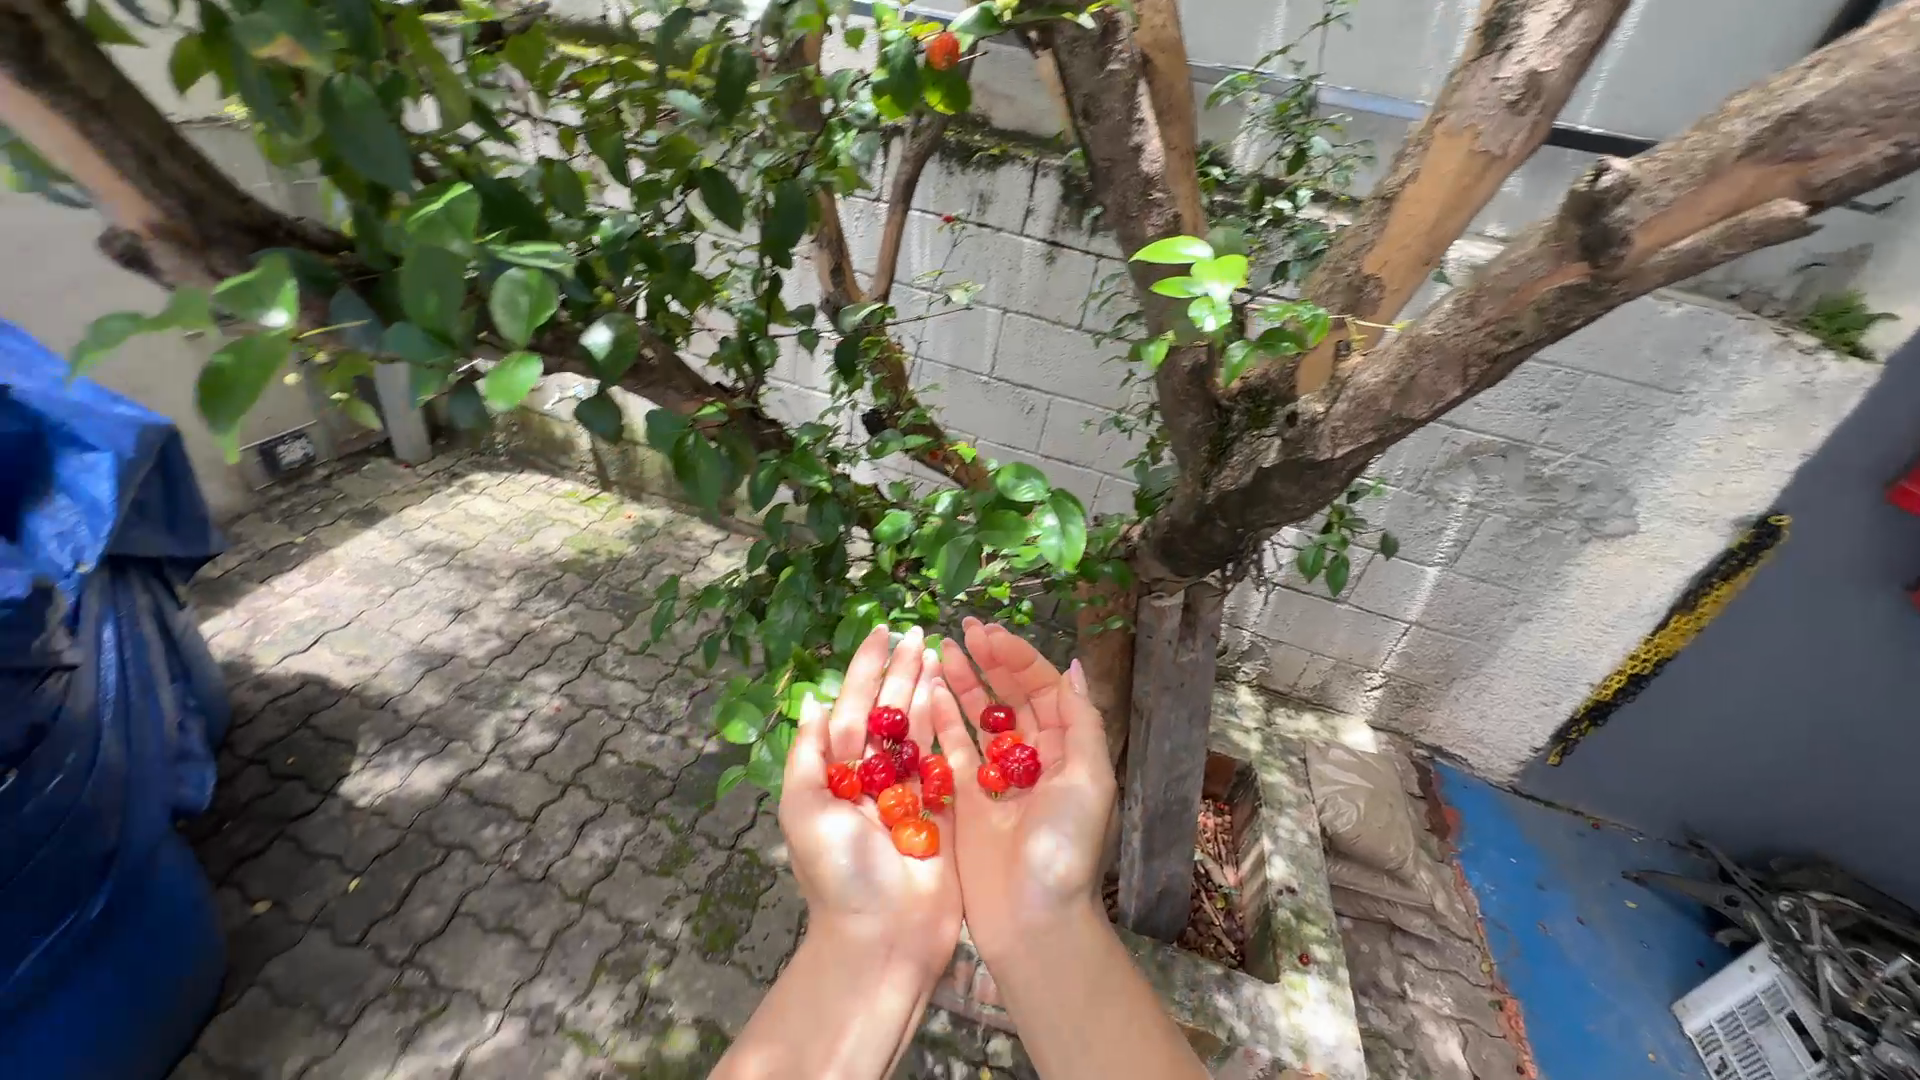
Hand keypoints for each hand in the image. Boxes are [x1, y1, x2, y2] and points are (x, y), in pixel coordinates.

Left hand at [778, 624, 960, 980]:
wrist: (884, 939)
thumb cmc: (839, 876)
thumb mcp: (805, 811)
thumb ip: (807, 755)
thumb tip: (811, 702)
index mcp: (836, 774)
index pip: (852, 707)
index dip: (866, 669)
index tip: (881, 632)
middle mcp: (872, 776)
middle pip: (888, 710)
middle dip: (900, 670)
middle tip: (917, 631)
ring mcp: (908, 790)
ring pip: (917, 726)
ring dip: (925, 687)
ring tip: (935, 650)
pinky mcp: (941, 805)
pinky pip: (942, 755)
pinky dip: (947, 722)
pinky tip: (953, 693)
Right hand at [928, 618, 1116, 963]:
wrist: (1033, 920)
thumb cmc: (1066, 848)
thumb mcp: (1089, 778)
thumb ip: (1080, 720)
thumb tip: (1073, 666)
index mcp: (1065, 749)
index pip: (1042, 689)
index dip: (1018, 659)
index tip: (992, 635)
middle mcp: (1031, 757)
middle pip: (1009, 697)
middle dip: (989, 662)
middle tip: (964, 630)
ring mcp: (996, 777)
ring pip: (978, 718)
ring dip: (963, 683)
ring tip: (942, 650)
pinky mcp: (966, 797)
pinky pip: (953, 749)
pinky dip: (942, 719)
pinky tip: (931, 690)